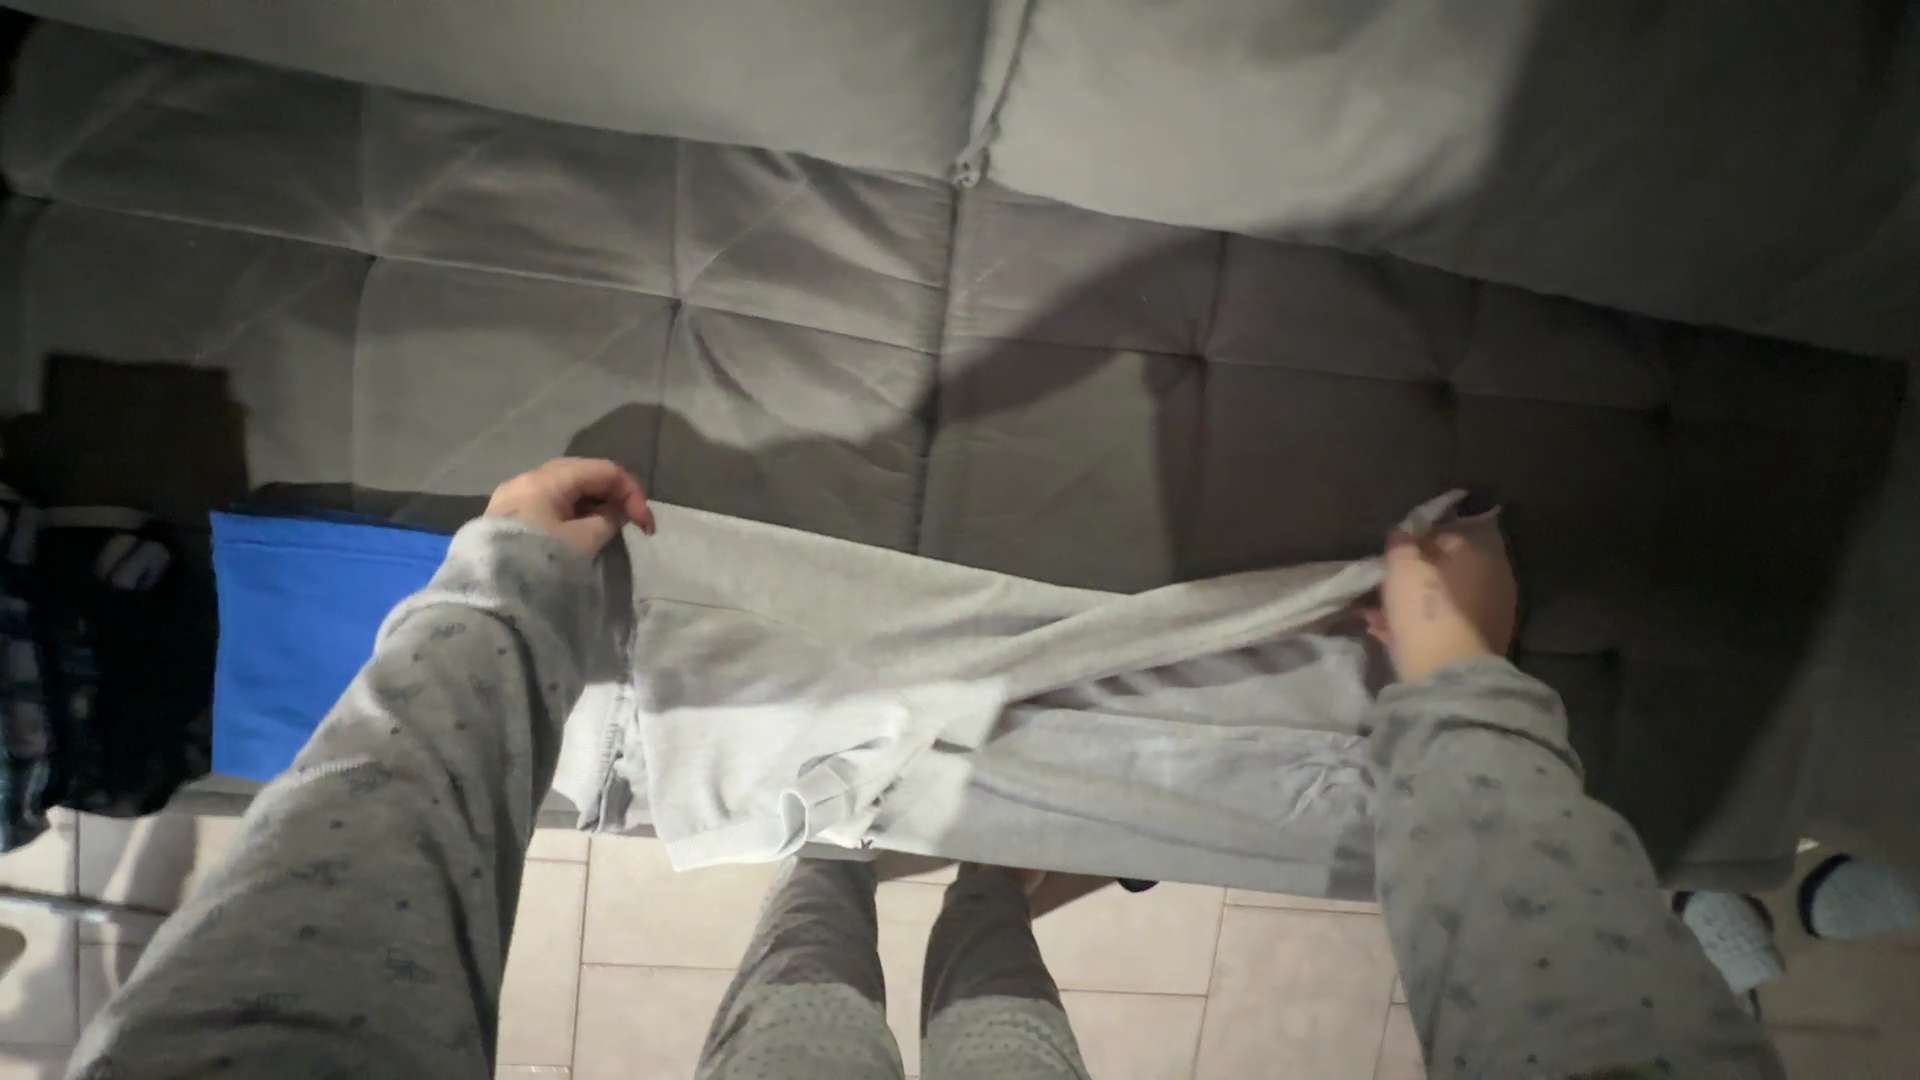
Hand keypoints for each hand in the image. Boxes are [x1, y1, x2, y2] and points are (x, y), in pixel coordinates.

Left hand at [484, 457, 654, 557]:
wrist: (488, 599)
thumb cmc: (540, 562)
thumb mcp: (584, 541)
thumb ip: (608, 519)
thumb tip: (615, 511)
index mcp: (547, 480)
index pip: (604, 470)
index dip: (632, 493)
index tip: (645, 525)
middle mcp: (528, 480)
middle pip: (584, 474)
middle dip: (614, 494)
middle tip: (632, 521)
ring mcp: (515, 497)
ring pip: (567, 488)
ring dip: (595, 503)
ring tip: (610, 527)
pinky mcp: (510, 515)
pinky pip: (552, 503)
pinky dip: (575, 511)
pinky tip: (583, 529)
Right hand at [1366, 517, 1516, 682]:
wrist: (1442, 668)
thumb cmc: (1424, 607)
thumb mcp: (1403, 567)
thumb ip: (1402, 546)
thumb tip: (1401, 532)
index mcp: (1479, 561)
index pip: (1446, 539)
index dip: (1415, 543)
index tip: (1390, 553)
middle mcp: (1488, 587)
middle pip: (1440, 575)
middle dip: (1408, 578)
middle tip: (1379, 582)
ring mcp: (1480, 620)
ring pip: (1434, 604)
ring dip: (1402, 605)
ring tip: (1371, 611)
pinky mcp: (1466, 647)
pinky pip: (1432, 629)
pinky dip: (1408, 627)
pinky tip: (1380, 630)